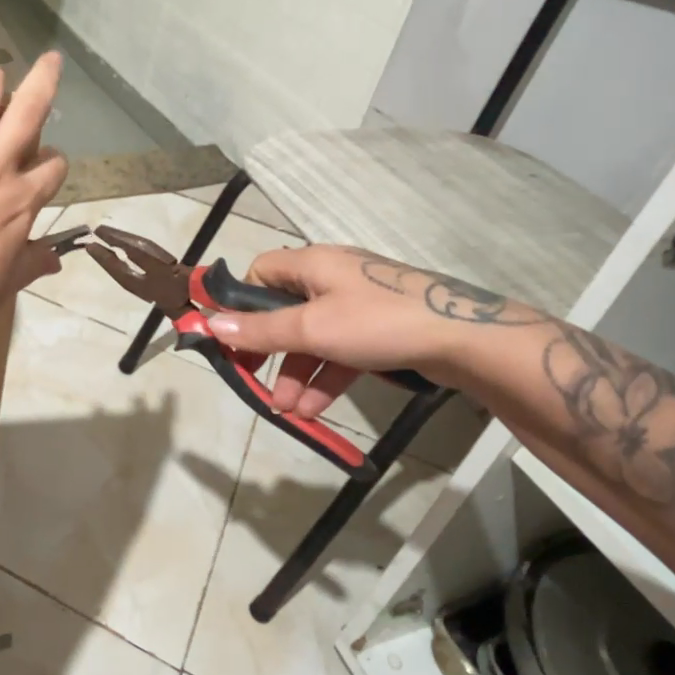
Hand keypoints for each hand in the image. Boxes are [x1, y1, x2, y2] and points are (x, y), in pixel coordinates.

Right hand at [209, 246, 545, 415]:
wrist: (465, 339)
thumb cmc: (378, 323)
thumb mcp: (312, 328)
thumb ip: (261, 330)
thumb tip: (209, 323)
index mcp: (313, 263)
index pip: (261, 271)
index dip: (241, 302)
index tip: (228, 336)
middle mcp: (333, 278)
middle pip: (285, 310)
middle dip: (266, 349)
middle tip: (249, 376)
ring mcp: (359, 306)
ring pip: (313, 339)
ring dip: (295, 373)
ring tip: (284, 409)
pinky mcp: (381, 332)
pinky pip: (340, 353)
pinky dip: (324, 379)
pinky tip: (312, 410)